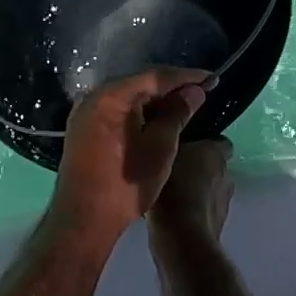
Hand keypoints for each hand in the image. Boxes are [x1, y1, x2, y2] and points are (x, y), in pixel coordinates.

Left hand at [50, 68, 212, 241]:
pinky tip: (156, 119)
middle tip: (200, 92)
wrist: (83, 219)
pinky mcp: (83, 129)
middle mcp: (94, 96)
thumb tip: (194, 92)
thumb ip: (177, 114)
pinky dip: (138, 112)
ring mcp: (85, 112)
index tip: (212, 79)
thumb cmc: (126, 183)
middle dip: (171, 87)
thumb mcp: (160, 148)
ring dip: (154, 100)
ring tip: (183, 105)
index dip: (186, 77)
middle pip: (139, 83)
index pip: (155, 77)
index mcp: (111, 96)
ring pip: (127, 97)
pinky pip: (116, 110)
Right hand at [148, 138, 233, 246]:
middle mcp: (227, 174)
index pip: (219, 141)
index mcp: (217, 153)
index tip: (186, 146)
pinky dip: (193, 212)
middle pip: (213, 167)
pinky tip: (173, 215)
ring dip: (195, 192)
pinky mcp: (219, 225)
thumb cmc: (173, 187)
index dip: (204, 142)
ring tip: (170, 195)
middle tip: (173, 170)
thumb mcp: (163, 154)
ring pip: (210, 191)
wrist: (182, 236)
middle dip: (198, 168)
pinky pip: (204, 211)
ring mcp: (226, 202)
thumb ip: (171, 144)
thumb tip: (172, 137)